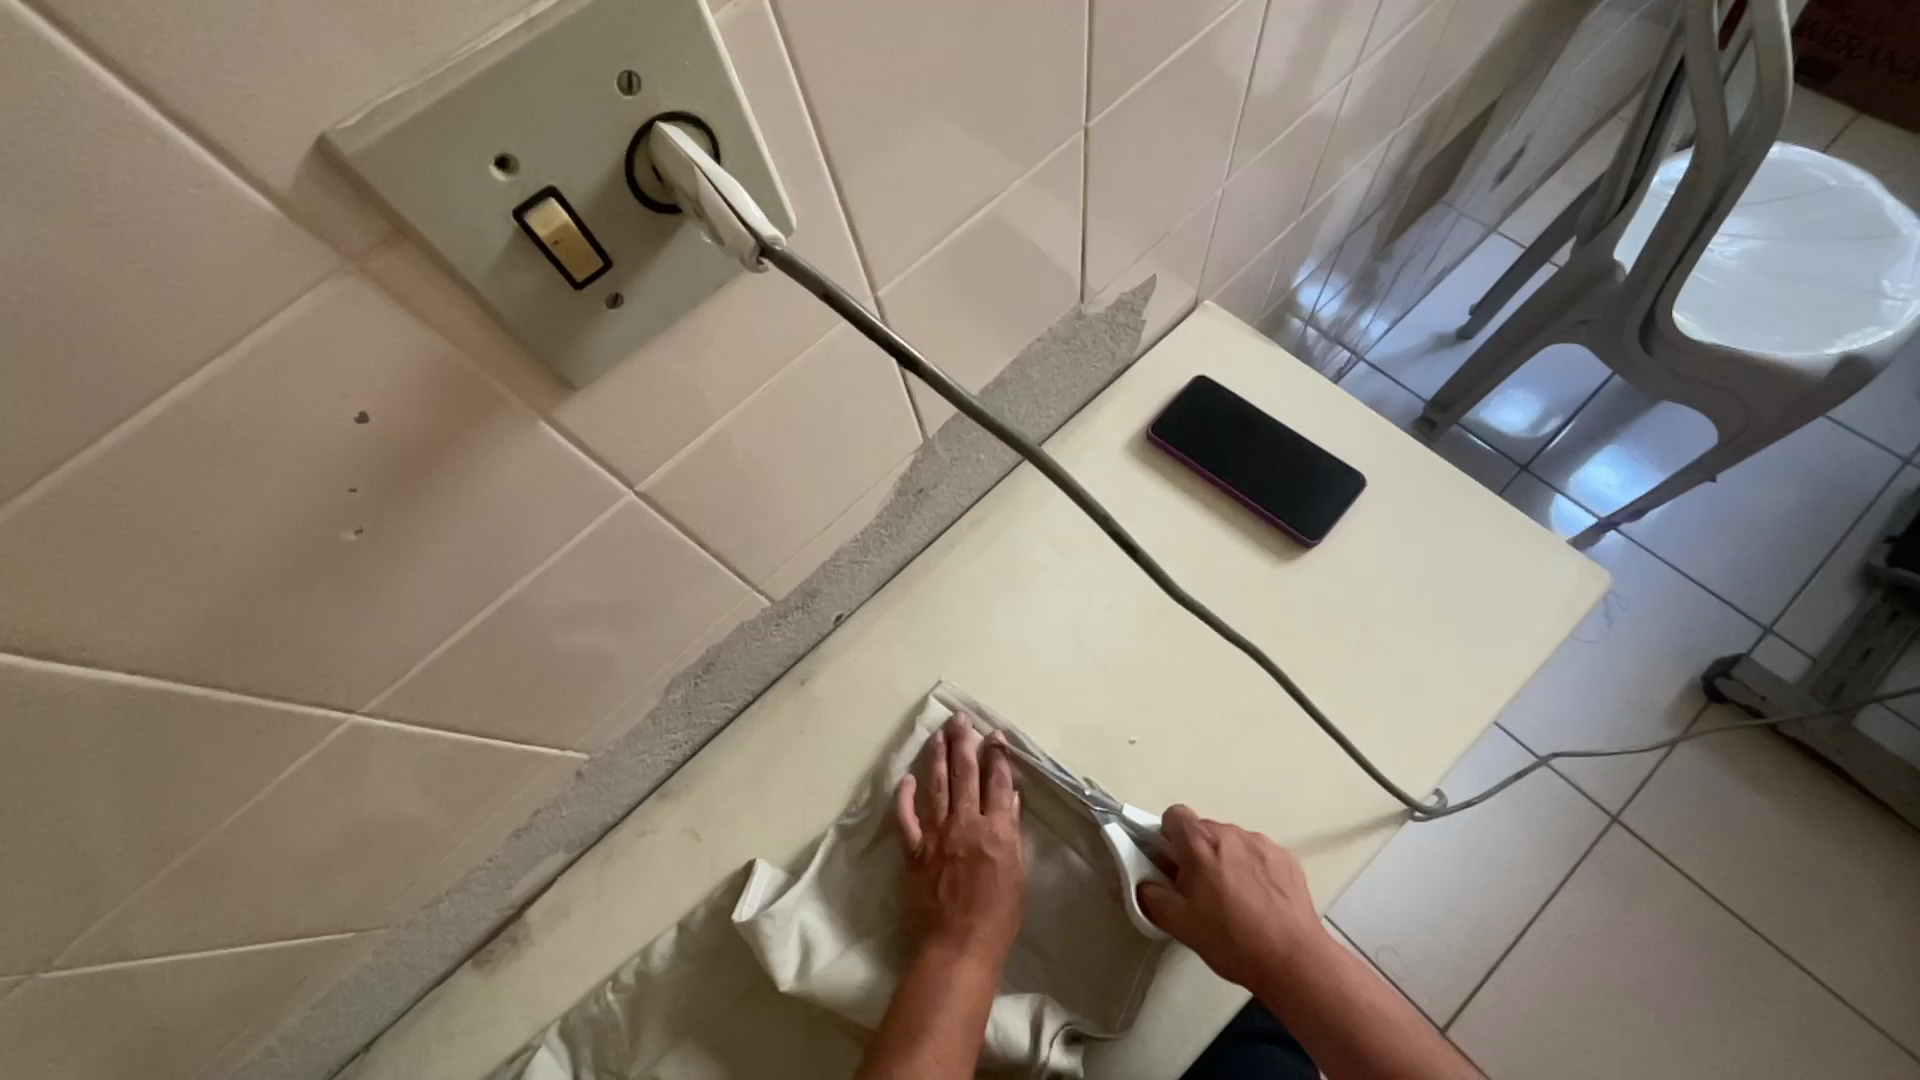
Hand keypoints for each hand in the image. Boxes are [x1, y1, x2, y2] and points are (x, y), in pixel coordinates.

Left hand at [893, 714, 1025, 960]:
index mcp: (997, 831)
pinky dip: (905, 795)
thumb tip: (1009, 798)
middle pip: (965, 774)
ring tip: (939, 733)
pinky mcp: (914, 850)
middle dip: (964, 742)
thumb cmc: (997, 918)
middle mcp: (966, 824)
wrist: (957, 947)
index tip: (996, 735)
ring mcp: (937, 835)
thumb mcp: (1017, 873)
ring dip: (938, 756)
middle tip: (961, 719)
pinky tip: (906, 777)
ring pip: (937, 786)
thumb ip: (1011, 832)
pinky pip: (906, 816)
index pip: (997, 782)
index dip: (998, 756)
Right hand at [1136, 805, 1329, 994]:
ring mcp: (1261, 844)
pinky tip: (1259, 903)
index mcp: (1200, 843)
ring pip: (1232, 843)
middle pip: (1203, 831)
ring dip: (1226, 861)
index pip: (1174, 815)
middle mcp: (1230, 833)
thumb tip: (1145, 885)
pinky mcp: (1286, 859)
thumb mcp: (1178, 924)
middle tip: (1200, 891)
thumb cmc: (1231, 939)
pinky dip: (1253, 871)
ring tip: (1233, 901)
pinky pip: (1258, 855)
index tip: (1172, 864)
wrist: (1292, 959)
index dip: (1168, 837)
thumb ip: (1151, 897)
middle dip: (1197, 854)